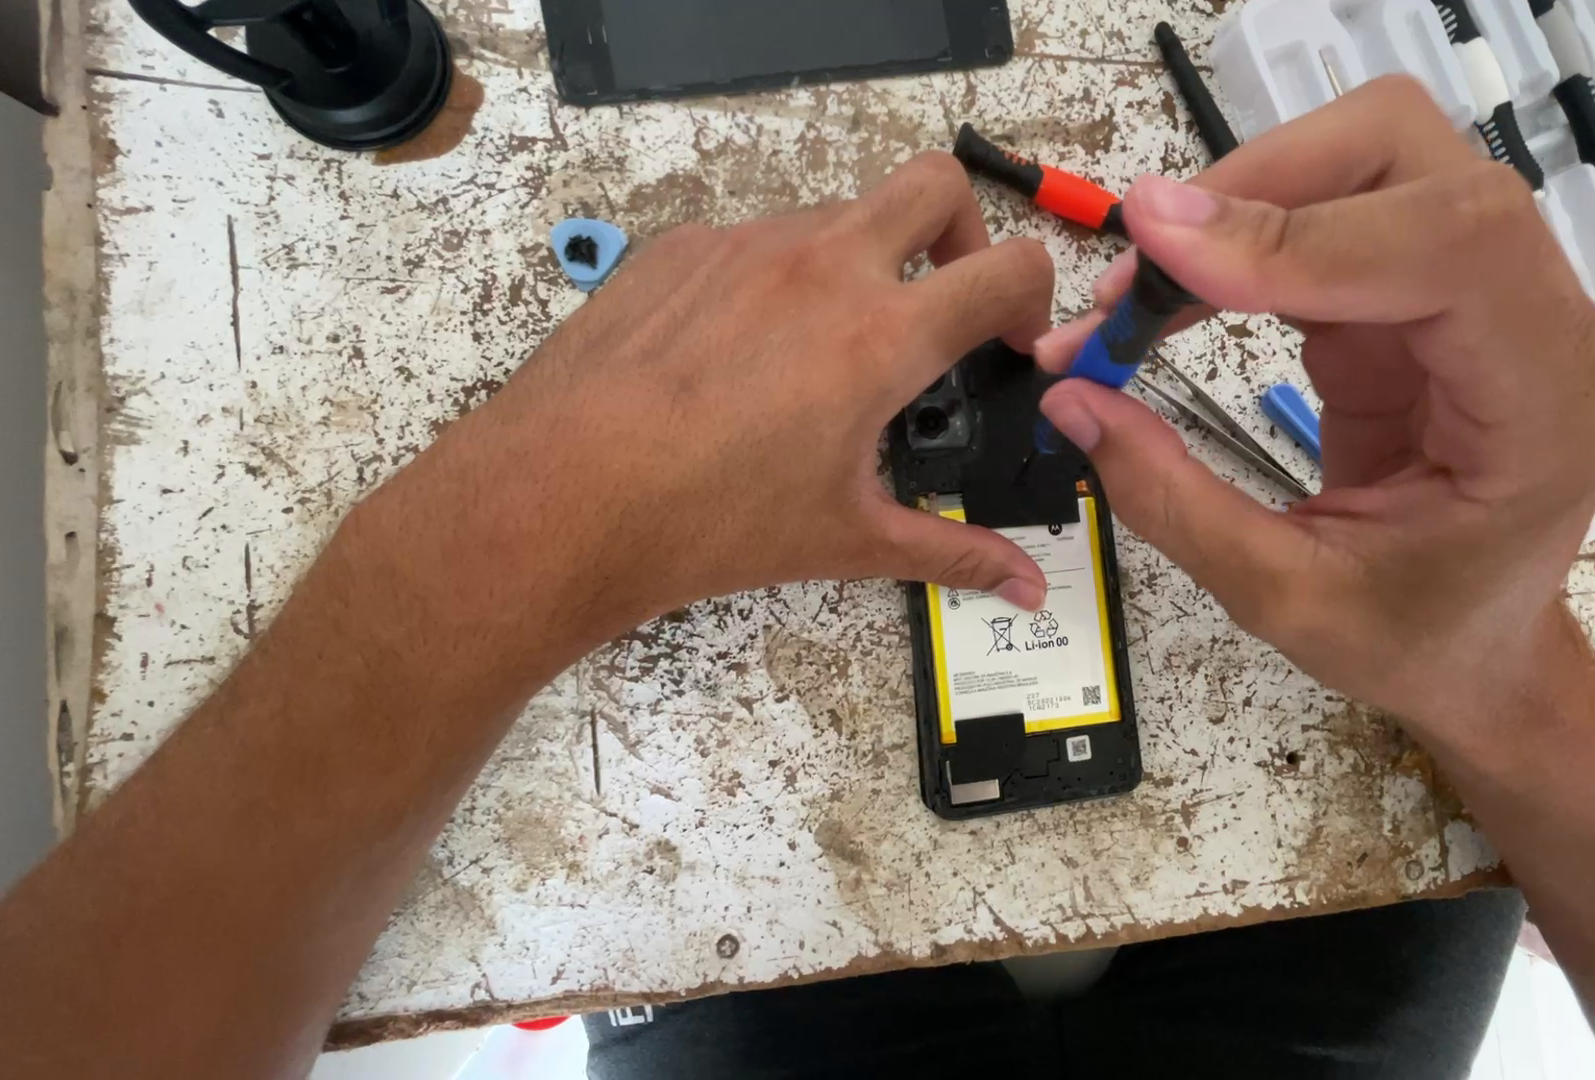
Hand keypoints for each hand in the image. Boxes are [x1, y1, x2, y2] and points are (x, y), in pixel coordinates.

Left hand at [359, 153, 1054, 668]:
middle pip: (937, 184)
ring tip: (832, 353)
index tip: (1011, 344)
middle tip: (942, 308)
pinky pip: (761, 239)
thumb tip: (1027, 587)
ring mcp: (745, 245)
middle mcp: (822, 267)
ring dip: (868, 263)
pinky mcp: (682, 249)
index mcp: (880, 337)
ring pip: (844, 214)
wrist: (561, 501)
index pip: (1009, 270)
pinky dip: (786, 278)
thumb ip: (955, 556)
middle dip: (965, 235)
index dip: (1034, 300)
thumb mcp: (851, 539)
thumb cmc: (713, 524)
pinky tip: (749, 355)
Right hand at [1033, 78, 1594, 737]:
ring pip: (1363, 172)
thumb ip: (1170, 498)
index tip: (1153, 249)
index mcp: (1541, 411)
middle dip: (1256, 187)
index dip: (1294, 234)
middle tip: (1135, 265)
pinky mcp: (1411, 310)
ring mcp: (1474, 303)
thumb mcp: (1276, 596)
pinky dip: (1231, 250)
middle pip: (1408, 161)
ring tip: (1132, 295)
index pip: (1449, 251)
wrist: (1474, 656)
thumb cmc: (1406, 644)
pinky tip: (1167, 302)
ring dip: (1234, 210)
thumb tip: (1070, 397)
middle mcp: (1533, 326)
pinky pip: (1322, 231)